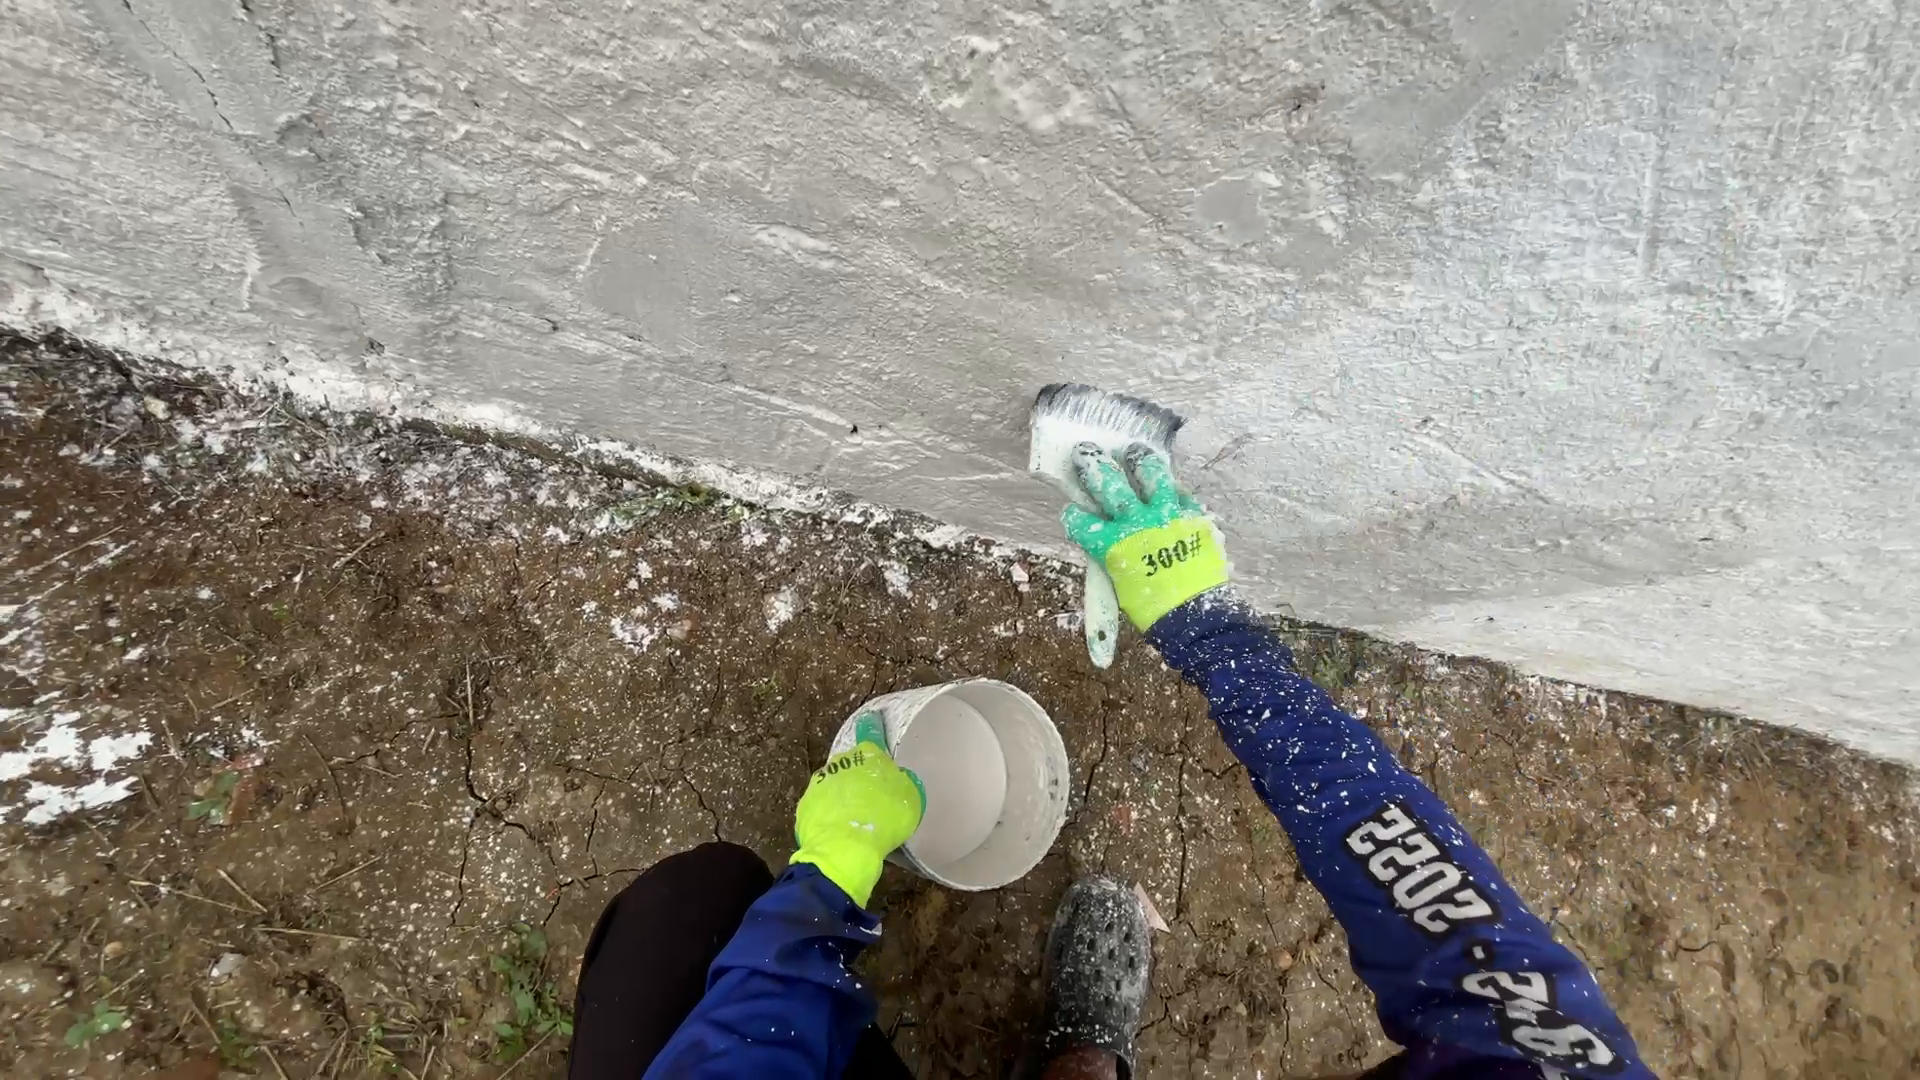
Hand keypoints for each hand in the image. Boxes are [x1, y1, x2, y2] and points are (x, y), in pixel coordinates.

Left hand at [790, 712, 925, 907]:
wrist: (845, 849)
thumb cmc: (883, 820)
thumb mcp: (910, 800)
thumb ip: (904, 783)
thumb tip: (900, 779)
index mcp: (868, 754)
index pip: (872, 732)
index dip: (873, 726)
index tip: (871, 720)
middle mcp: (841, 761)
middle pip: (852, 763)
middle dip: (859, 775)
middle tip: (872, 798)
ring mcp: (819, 783)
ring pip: (834, 784)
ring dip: (842, 797)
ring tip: (854, 821)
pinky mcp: (805, 806)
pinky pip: (820, 808)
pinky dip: (828, 816)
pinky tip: (838, 833)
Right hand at [1061, 443, 1228, 630]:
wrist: (1194, 617)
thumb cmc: (1151, 608)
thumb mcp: (1118, 582)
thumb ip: (1109, 553)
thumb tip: (1104, 535)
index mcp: (1111, 543)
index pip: (1080, 520)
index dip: (1074, 516)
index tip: (1073, 513)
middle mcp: (1136, 521)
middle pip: (1108, 482)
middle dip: (1092, 465)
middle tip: (1086, 452)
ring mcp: (1167, 514)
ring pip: (1149, 473)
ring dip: (1137, 461)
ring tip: (1133, 453)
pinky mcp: (1193, 515)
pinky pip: (1181, 492)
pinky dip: (1172, 489)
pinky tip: (1167, 487)